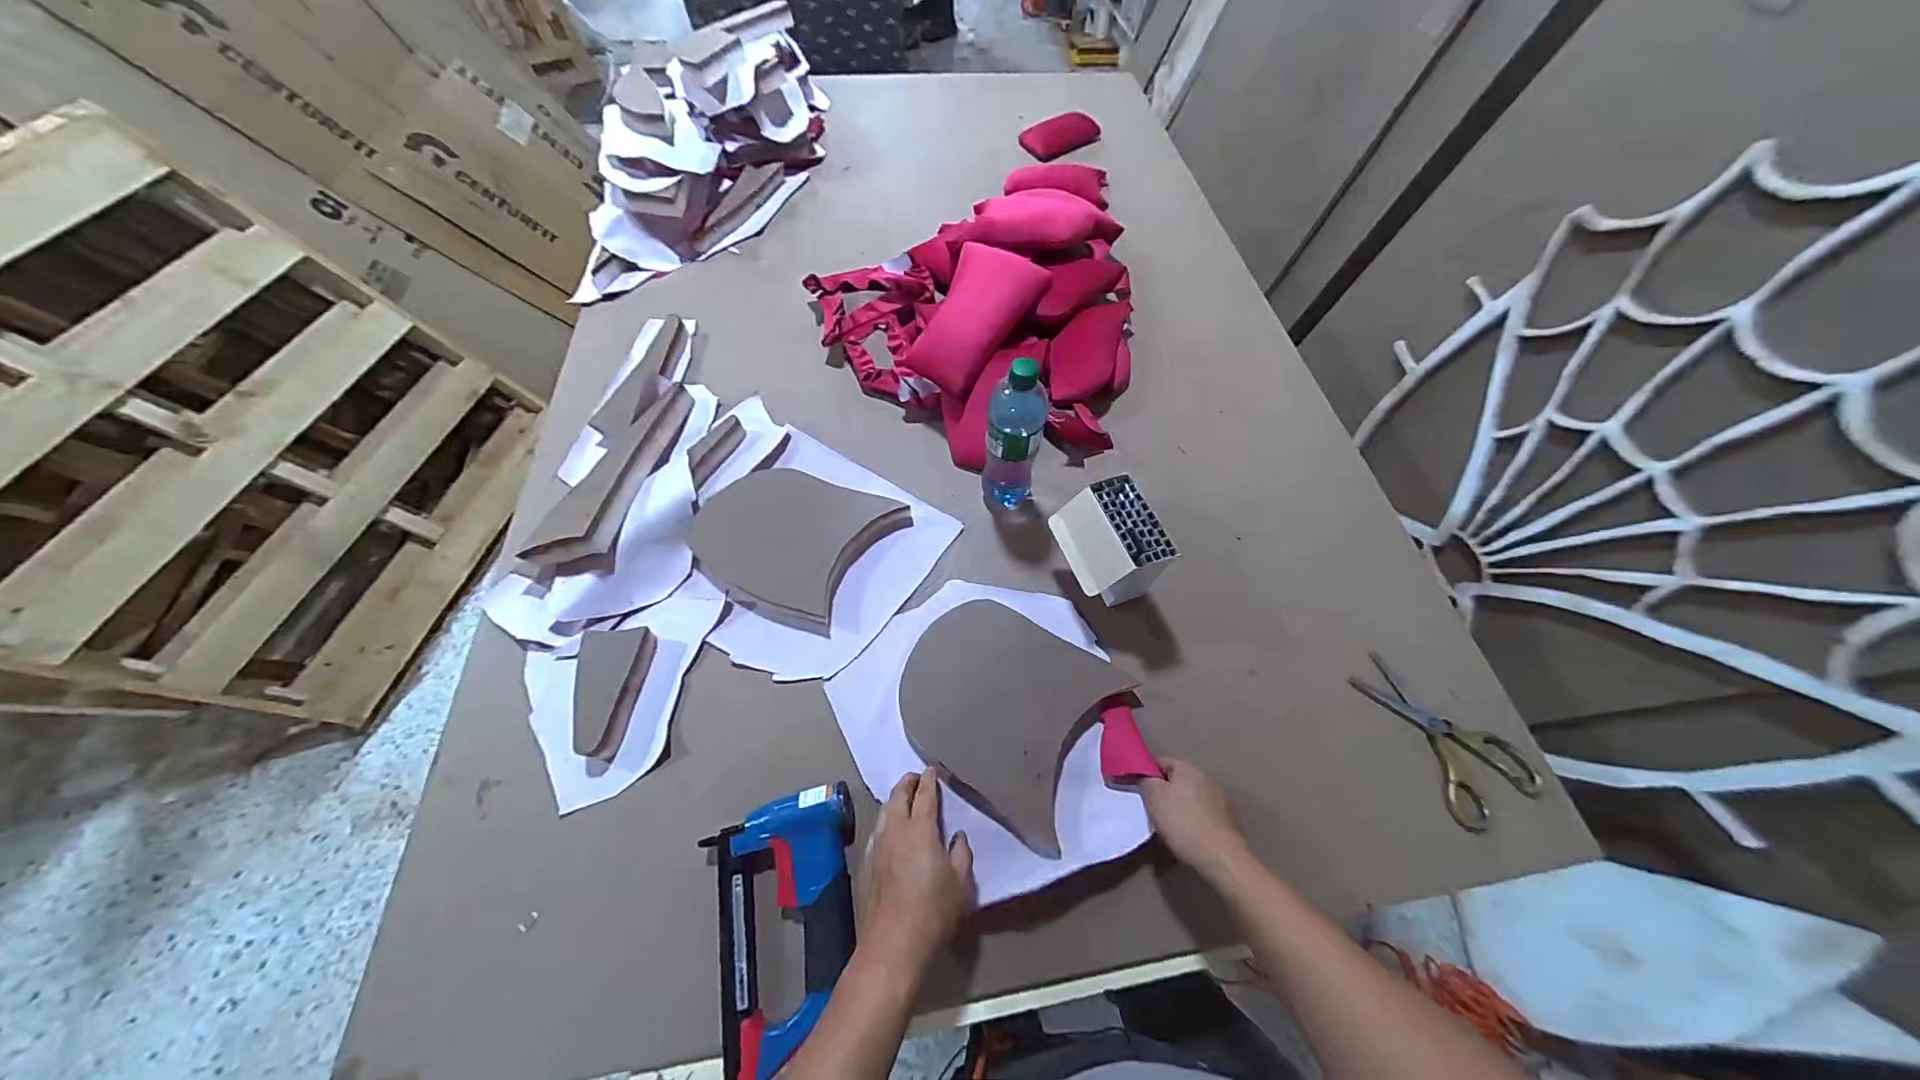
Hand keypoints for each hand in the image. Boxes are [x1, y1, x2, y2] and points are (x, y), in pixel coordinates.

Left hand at [859, 768, 974, 970]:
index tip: (932, 770)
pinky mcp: (866, 864)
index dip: (929, 780)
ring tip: (902, 797)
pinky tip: (888, 828)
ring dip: (894, 800)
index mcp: (920, 830)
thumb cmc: (933, 912)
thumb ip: (961, 854)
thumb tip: (956, 837)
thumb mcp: (961, 884)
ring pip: (884, 812)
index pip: (925, 796)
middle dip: (907, 783)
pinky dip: (885, 821)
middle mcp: (895, 832)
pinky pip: (876, 831)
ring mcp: (877, 847)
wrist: (893, 944)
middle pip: (898, 797)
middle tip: (916, 777)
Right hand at [1137, 758, 1251, 879]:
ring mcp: (1221, 798)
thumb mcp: (1154, 798)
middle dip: (1164, 794)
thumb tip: (1144, 776)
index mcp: (1188, 768)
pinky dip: (1194, 820)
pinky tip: (1190, 836)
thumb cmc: (1184, 825)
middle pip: (1176, 781)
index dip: (1147, 776)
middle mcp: (1207, 777)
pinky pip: (1203, 813)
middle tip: (1154, 813)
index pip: (1160, 763)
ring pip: (1190, 798)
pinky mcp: (1229, 818)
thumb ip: (1145, 780)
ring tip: (1171, 828)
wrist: (1223, 859)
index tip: (1141, 794)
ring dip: (1180, 808)